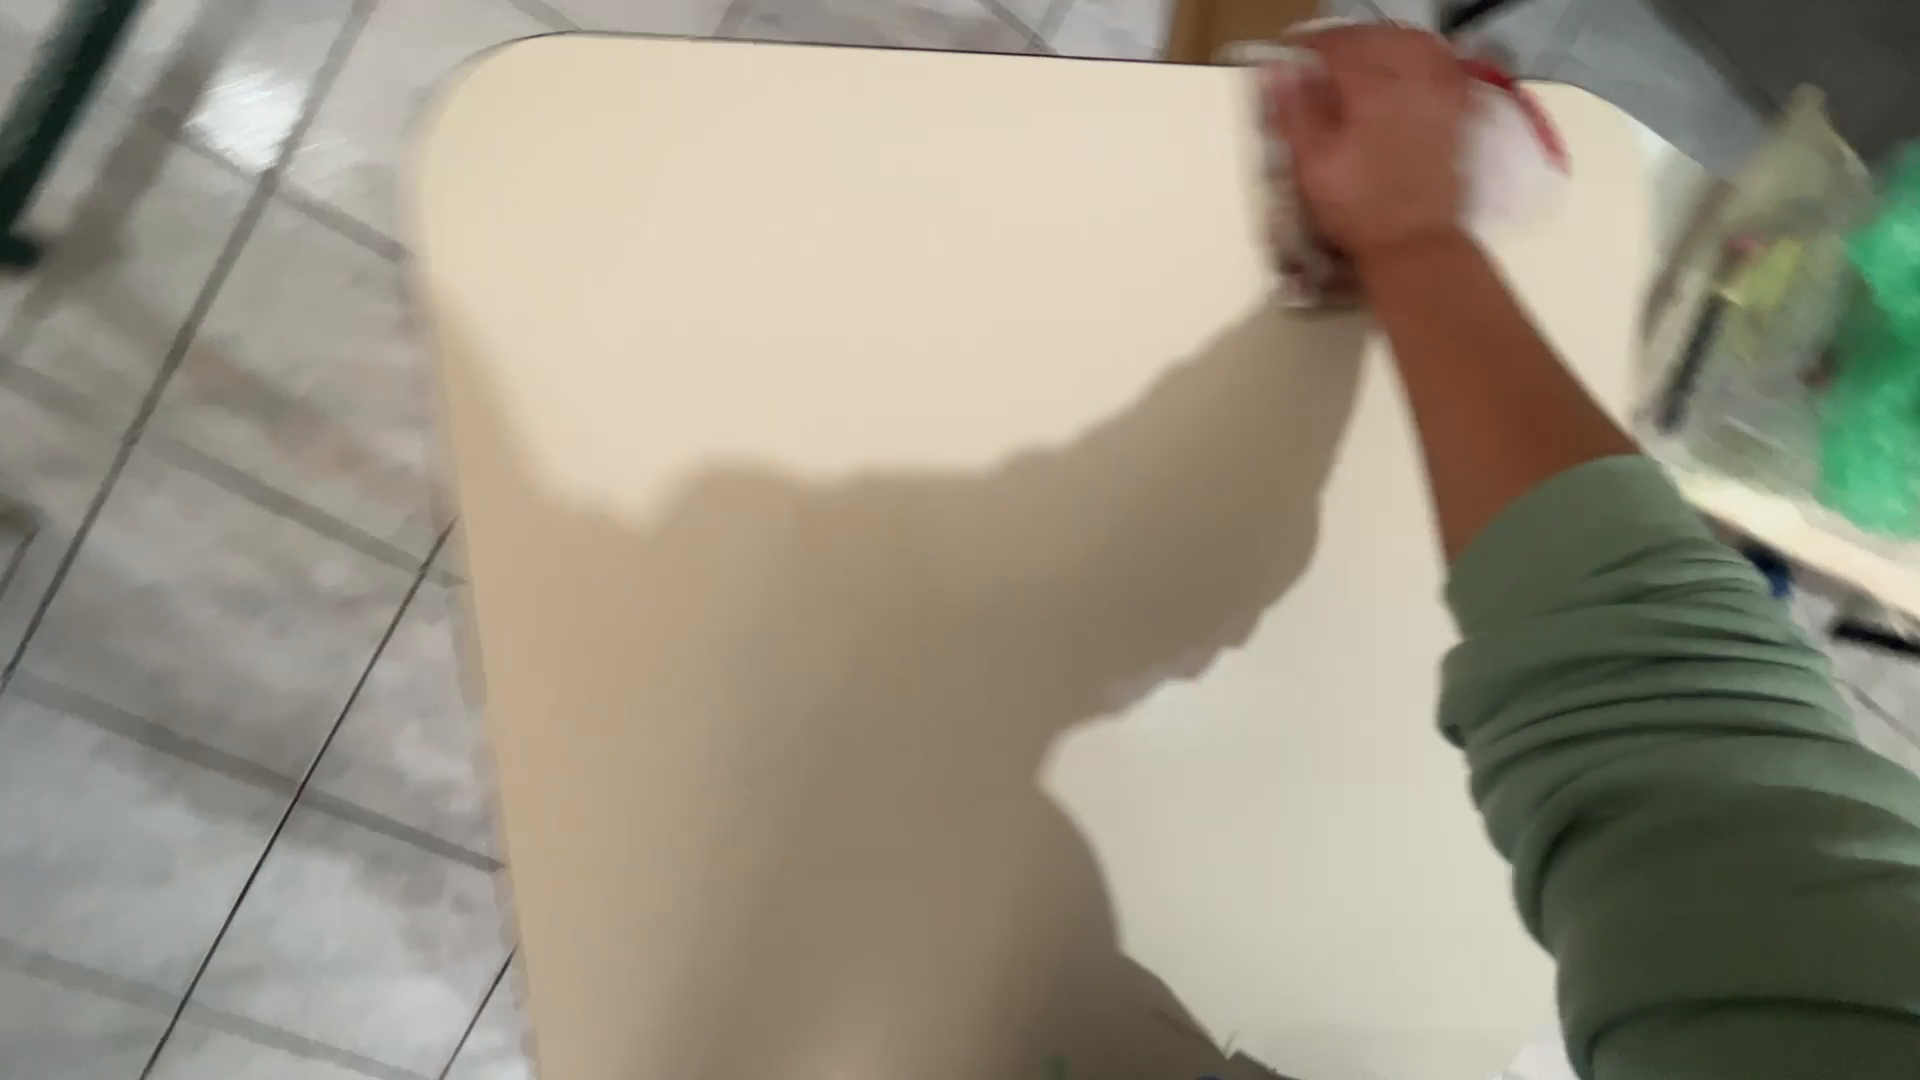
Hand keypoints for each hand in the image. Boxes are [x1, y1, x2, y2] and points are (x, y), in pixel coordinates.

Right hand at [1267, 24, 1470, 268]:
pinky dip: (1422, 58)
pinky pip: (1444, 65)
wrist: (1411, 241)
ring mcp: (1441, 92)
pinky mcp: (1458, 111)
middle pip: (1378, 37)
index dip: (1308, 47)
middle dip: (1346, 42)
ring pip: (1415, 43)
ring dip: (1384, 43)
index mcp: (1372, 88)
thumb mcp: (1312, 166)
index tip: (1288, 55)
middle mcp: (1413, 78)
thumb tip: (1276, 71)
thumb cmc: (1356, 208)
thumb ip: (1295, 113)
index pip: (1337, 46)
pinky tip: (1409, 70)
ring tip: (1362, 57)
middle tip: (1321, 57)